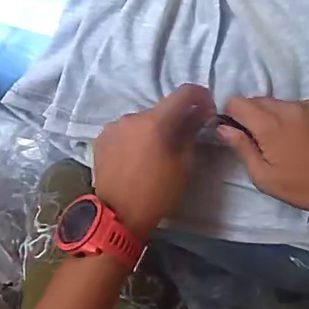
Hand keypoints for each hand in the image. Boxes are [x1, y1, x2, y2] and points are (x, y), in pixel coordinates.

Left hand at [91, 84, 215, 233]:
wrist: (118, 215)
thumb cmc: (157, 193)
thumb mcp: (184, 164)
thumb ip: (191, 132)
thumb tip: (200, 113)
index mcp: (155, 121)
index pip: (185, 92)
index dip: (201, 96)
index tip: (207, 111)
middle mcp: (132, 116)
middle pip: (161, 110)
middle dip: (175, 120)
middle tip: (181, 141)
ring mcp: (113, 126)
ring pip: (141, 121)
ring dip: (152, 130)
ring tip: (154, 155)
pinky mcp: (101, 138)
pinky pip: (125, 131)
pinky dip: (134, 138)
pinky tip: (135, 159)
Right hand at [215, 96, 308, 222]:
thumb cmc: (305, 188)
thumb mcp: (265, 177)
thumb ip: (241, 148)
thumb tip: (222, 128)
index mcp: (270, 124)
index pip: (237, 102)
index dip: (232, 115)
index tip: (238, 131)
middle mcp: (290, 107)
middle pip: (260, 100)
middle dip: (255, 116)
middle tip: (265, 142)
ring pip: (284, 103)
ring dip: (280, 116)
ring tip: (293, 142)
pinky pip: (306, 105)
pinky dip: (303, 117)